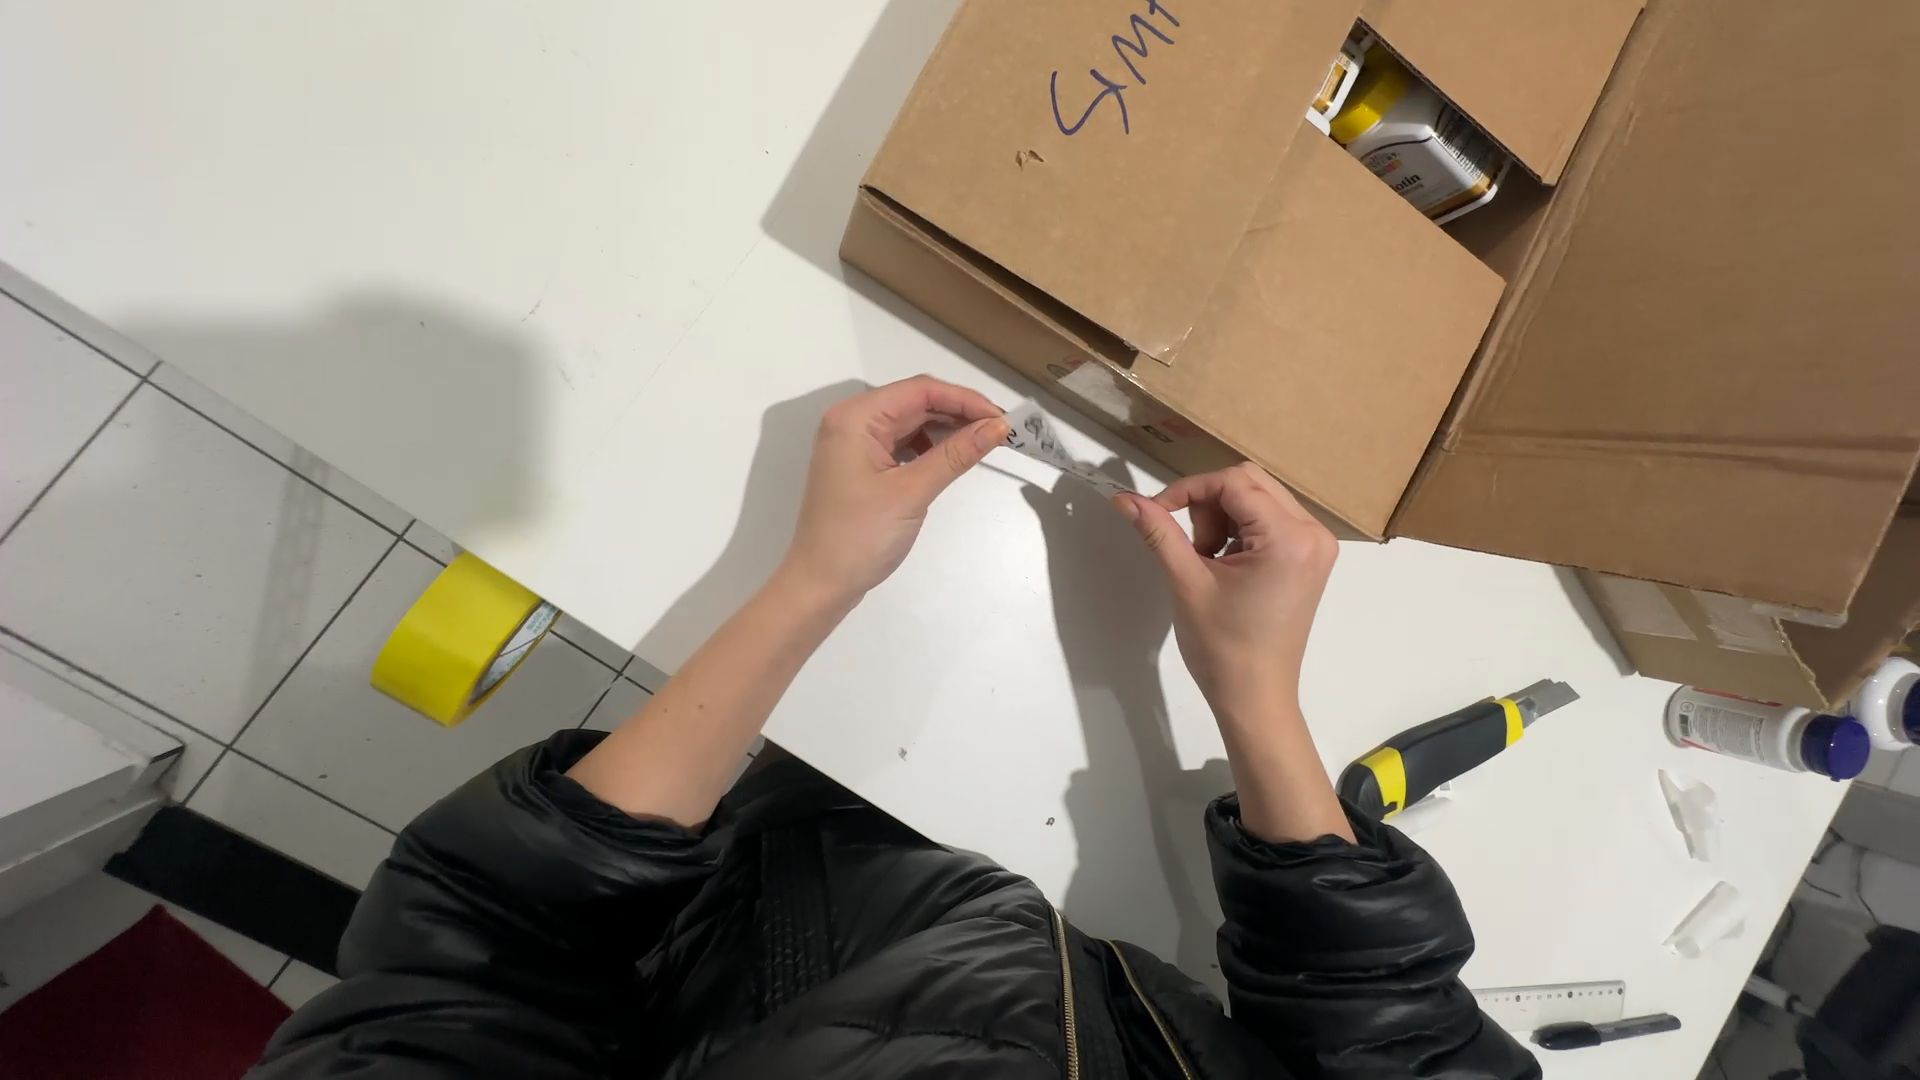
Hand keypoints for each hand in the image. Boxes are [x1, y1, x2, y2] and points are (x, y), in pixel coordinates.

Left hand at [786, 376, 1008, 600]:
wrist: (820, 584)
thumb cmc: (860, 537)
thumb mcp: (912, 492)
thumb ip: (956, 455)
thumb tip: (998, 427)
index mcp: (856, 417)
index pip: (920, 390)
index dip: (965, 399)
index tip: (1002, 419)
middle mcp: (851, 421)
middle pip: (915, 401)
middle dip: (958, 413)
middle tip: (999, 432)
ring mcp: (853, 444)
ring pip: (909, 422)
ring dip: (945, 429)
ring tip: (980, 444)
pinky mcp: (859, 466)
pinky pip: (900, 443)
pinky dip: (927, 447)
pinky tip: (948, 459)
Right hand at [1113, 463, 1336, 714]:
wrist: (1254, 696)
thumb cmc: (1222, 647)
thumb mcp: (1186, 582)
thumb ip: (1158, 532)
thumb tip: (1124, 499)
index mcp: (1289, 538)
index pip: (1234, 483)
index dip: (1188, 489)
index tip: (1156, 513)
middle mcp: (1312, 533)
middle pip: (1249, 483)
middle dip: (1207, 503)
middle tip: (1187, 542)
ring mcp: (1315, 546)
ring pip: (1257, 499)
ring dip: (1221, 517)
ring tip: (1204, 559)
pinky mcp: (1307, 558)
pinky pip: (1268, 520)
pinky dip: (1237, 530)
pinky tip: (1223, 564)